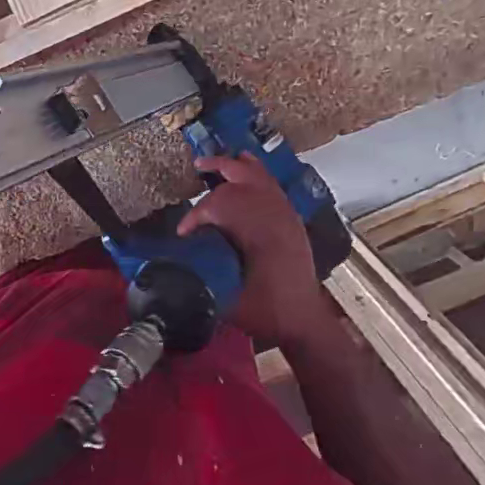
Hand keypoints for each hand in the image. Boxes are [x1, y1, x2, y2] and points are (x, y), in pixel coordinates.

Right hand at [176, 154, 338, 347]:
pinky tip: (247, 178)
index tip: (183, 232)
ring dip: (239, 167)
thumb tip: (180, 264)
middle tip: (199, 164)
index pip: (220, 204)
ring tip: (221, 163)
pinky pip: (272, 186)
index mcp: (259, 230)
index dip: (197, 215)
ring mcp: (286, 214)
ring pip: (262, 176)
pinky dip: (257, 176)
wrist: (304, 321)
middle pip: (245, 175)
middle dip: (219, 166)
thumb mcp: (230, 300)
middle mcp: (275, 214)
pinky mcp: (291, 220)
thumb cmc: (268, 312)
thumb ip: (204, 278)